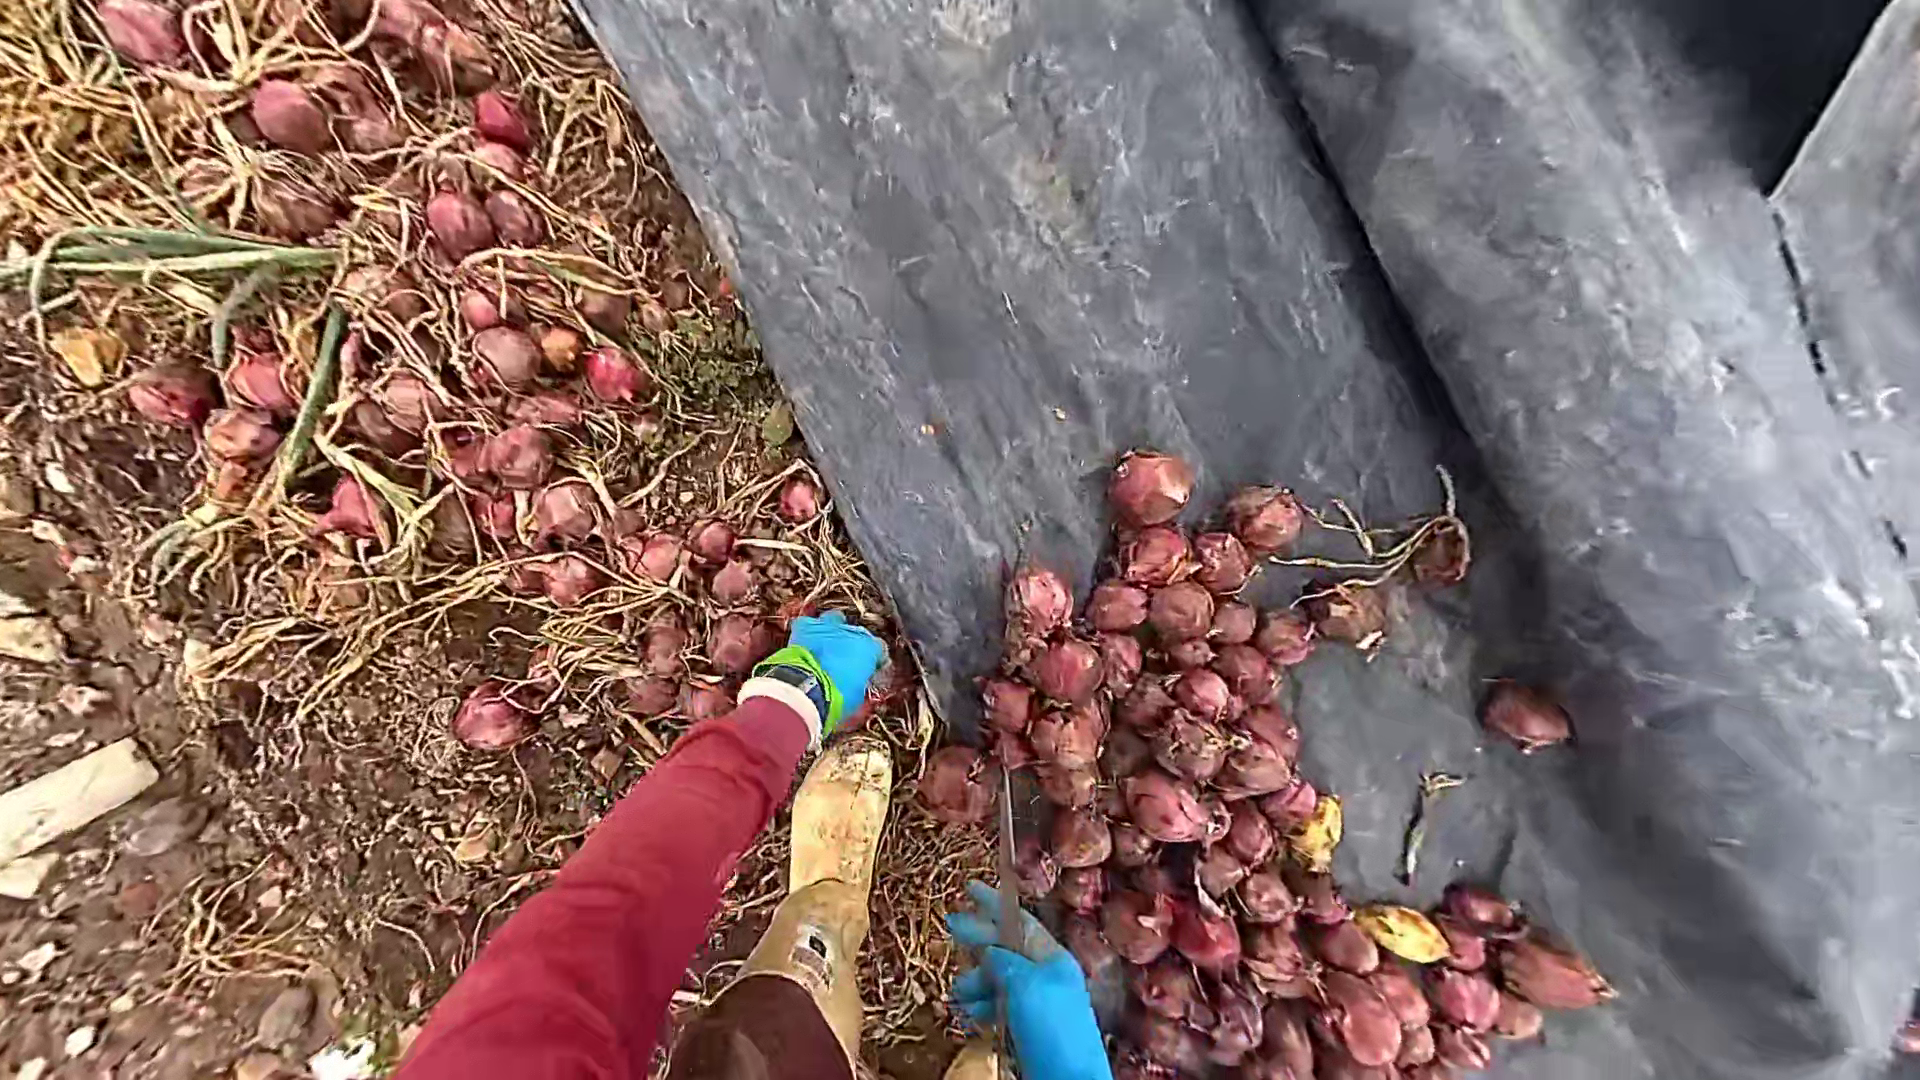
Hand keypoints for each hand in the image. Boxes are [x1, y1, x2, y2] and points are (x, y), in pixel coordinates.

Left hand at [780, 612, 884, 729]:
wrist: (805, 689)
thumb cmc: (835, 697)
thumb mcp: (857, 697)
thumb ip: (860, 684)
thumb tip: (856, 686)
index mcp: (870, 648)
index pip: (879, 648)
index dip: (874, 660)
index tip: (869, 671)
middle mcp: (852, 632)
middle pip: (857, 632)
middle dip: (853, 642)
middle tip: (845, 657)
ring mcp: (828, 627)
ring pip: (834, 619)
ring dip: (831, 630)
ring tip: (825, 645)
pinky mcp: (805, 628)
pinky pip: (807, 624)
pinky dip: (806, 632)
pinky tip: (804, 643)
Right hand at [947, 881, 1111, 1079]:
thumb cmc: (1050, 1027)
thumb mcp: (1023, 985)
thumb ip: (1004, 960)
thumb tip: (990, 950)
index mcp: (1051, 957)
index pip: (1018, 920)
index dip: (994, 903)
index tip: (969, 888)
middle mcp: (1046, 975)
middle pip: (1007, 947)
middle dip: (979, 941)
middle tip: (951, 929)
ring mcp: (1039, 1004)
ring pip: (1001, 979)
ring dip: (977, 979)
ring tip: (959, 990)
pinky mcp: (1030, 1031)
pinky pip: (1002, 1007)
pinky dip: (985, 1006)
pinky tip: (971, 1013)